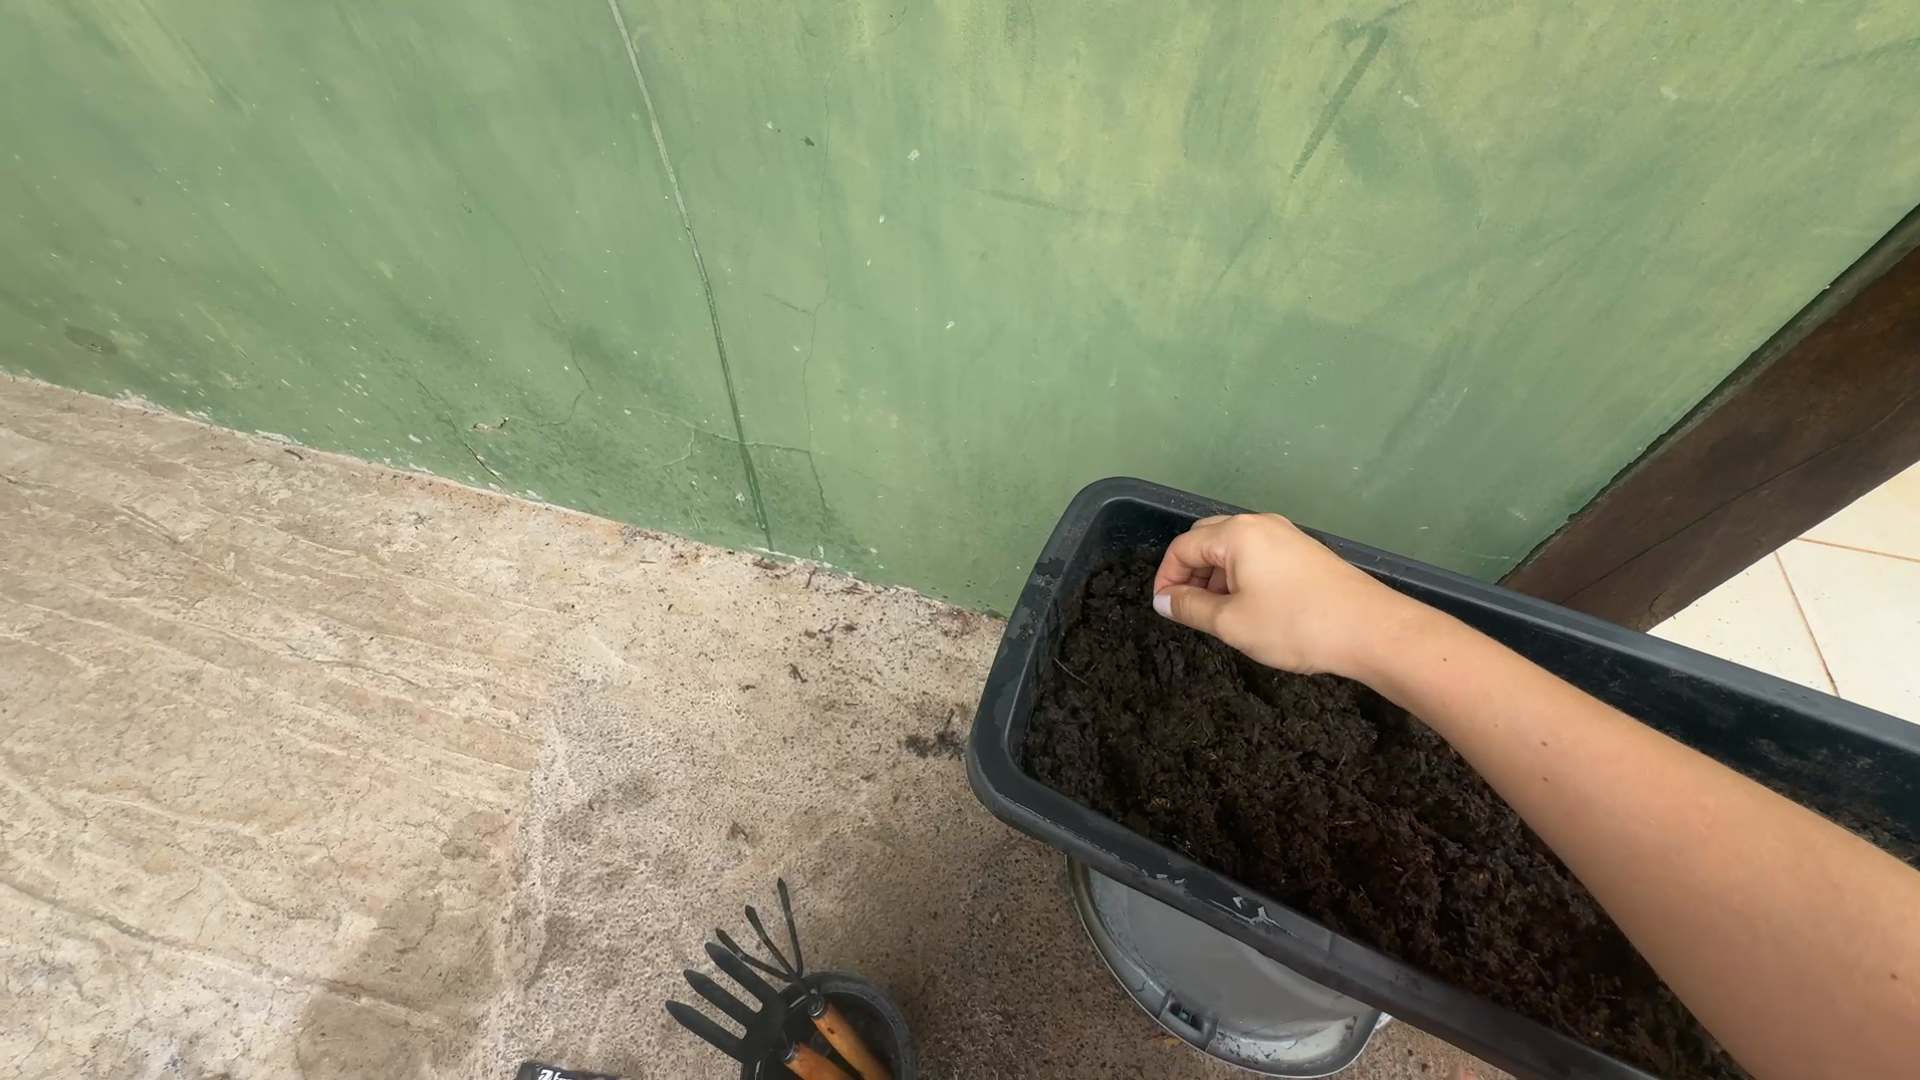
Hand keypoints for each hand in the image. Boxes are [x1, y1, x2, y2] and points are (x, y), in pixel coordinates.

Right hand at [1151, 513, 1410, 676]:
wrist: (1372, 630)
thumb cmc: (1295, 625)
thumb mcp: (1230, 622)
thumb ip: (1189, 608)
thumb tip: (1162, 601)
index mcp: (1236, 534)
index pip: (1182, 547)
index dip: (1165, 578)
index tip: (1164, 608)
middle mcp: (1259, 524)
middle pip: (1205, 539)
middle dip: (1189, 572)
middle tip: (1186, 607)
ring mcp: (1285, 535)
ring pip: (1232, 547)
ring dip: (1214, 575)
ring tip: (1217, 612)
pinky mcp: (1303, 552)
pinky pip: (1256, 554)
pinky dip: (1240, 575)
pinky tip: (1248, 606)